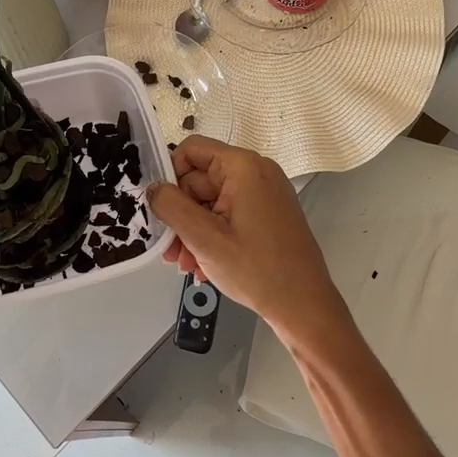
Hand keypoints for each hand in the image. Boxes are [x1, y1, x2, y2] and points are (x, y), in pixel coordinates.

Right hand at [147, 137, 346, 335]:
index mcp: (243, 167)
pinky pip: (228, 214)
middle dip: (181, 214)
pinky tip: (204, 264)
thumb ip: (172, 206)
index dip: (170, 176)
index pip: (190, 150)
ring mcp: (264, 194)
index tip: (160, 209)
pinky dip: (213, 235)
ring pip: (211, 201)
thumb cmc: (257, 270)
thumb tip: (153, 188)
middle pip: (199, 180)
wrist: (304, 306)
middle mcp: (256, 172)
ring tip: (186, 263)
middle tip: (171, 250)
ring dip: (193, 230)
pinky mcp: (267, 214)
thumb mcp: (204, 238)